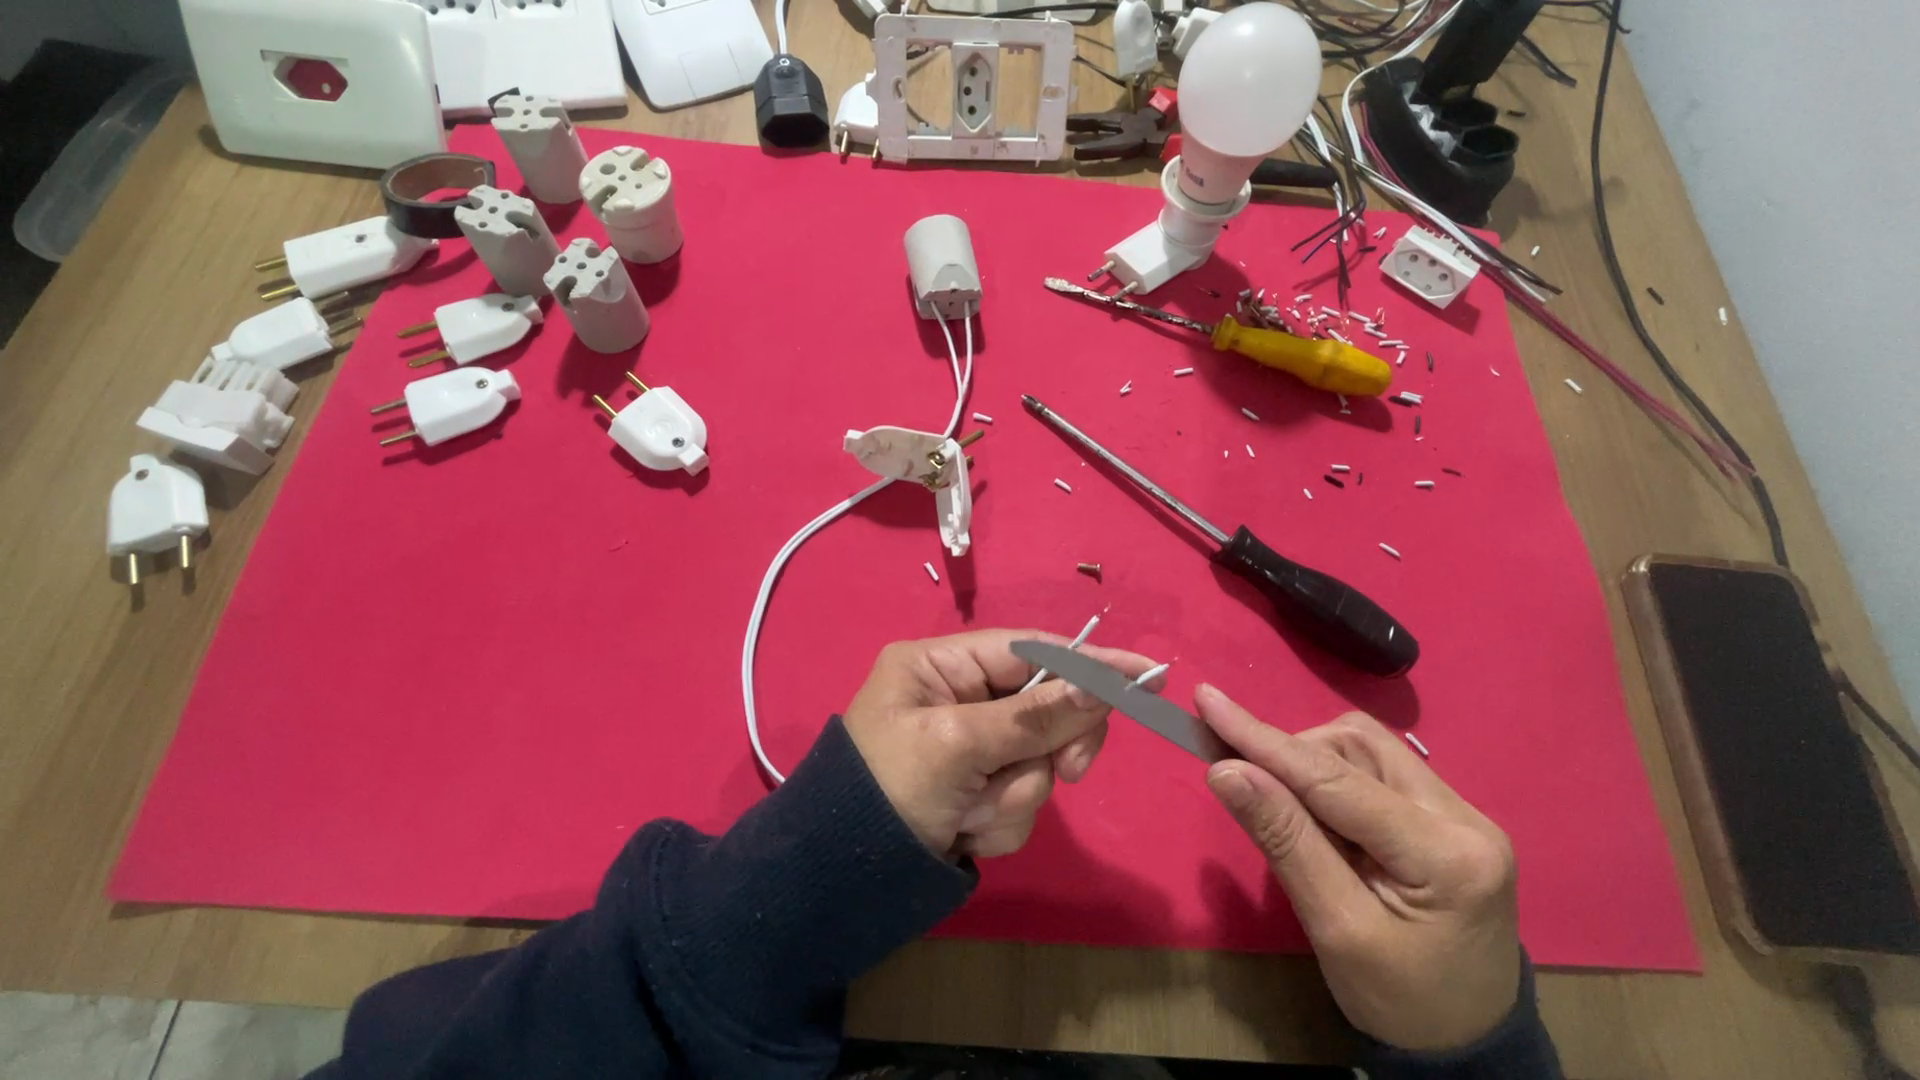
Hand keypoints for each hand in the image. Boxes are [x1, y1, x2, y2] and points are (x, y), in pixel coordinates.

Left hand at [842, 629, 1161, 858]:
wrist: (840, 881)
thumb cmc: (888, 790)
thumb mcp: (959, 744)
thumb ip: (1034, 716)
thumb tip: (1102, 686)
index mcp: (940, 665)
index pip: (1031, 650)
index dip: (1089, 662)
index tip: (1148, 675)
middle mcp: (957, 698)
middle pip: (1044, 706)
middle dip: (1049, 747)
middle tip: (1068, 773)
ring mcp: (969, 748)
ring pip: (1037, 761)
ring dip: (1011, 794)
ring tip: (966, 811)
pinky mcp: (975, 790)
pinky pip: (1018, 799)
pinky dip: (997, 819)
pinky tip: (961, 830)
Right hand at [1196, 685, 1520, 1051]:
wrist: (1467, 1045)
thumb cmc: (1399, 1000)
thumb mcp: (1335, 928)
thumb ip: (1284, 841)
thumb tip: (1225, 770)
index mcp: (1446, 854)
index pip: (1336, 778)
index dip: (1264, 739)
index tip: (1207, 702)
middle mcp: (1464, 817)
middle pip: (1358, 746)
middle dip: (1292, 754)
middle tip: (1244, 781)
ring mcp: (1463, 814)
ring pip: (1368, 750)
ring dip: (1313, 765)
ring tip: (1289, 812)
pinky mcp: (1450, 819)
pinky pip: (1379, 772)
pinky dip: (1334, 781)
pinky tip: (1320, 819)